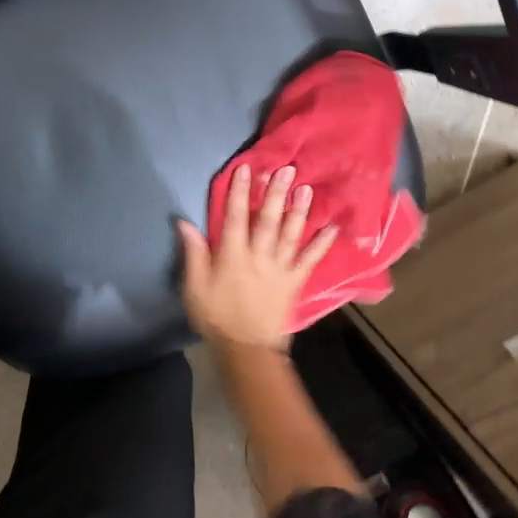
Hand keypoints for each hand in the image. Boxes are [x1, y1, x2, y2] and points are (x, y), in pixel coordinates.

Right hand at [178, 165, 338, 350]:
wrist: (247, 349)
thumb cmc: (216, 316)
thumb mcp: (194, 286)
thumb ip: (194, 253)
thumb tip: (185, 222)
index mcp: (232, 256)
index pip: (234, 217)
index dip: (239, 192)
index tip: (245, 169)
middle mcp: (259, 257)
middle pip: (267, 220)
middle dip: (275, 193)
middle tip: (285, 169)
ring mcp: (280, 269)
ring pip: (290, 234)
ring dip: (298, 210)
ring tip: (305, 188)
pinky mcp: (295, 281)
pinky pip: (310, 260)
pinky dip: (322, 244)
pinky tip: (332, 227)